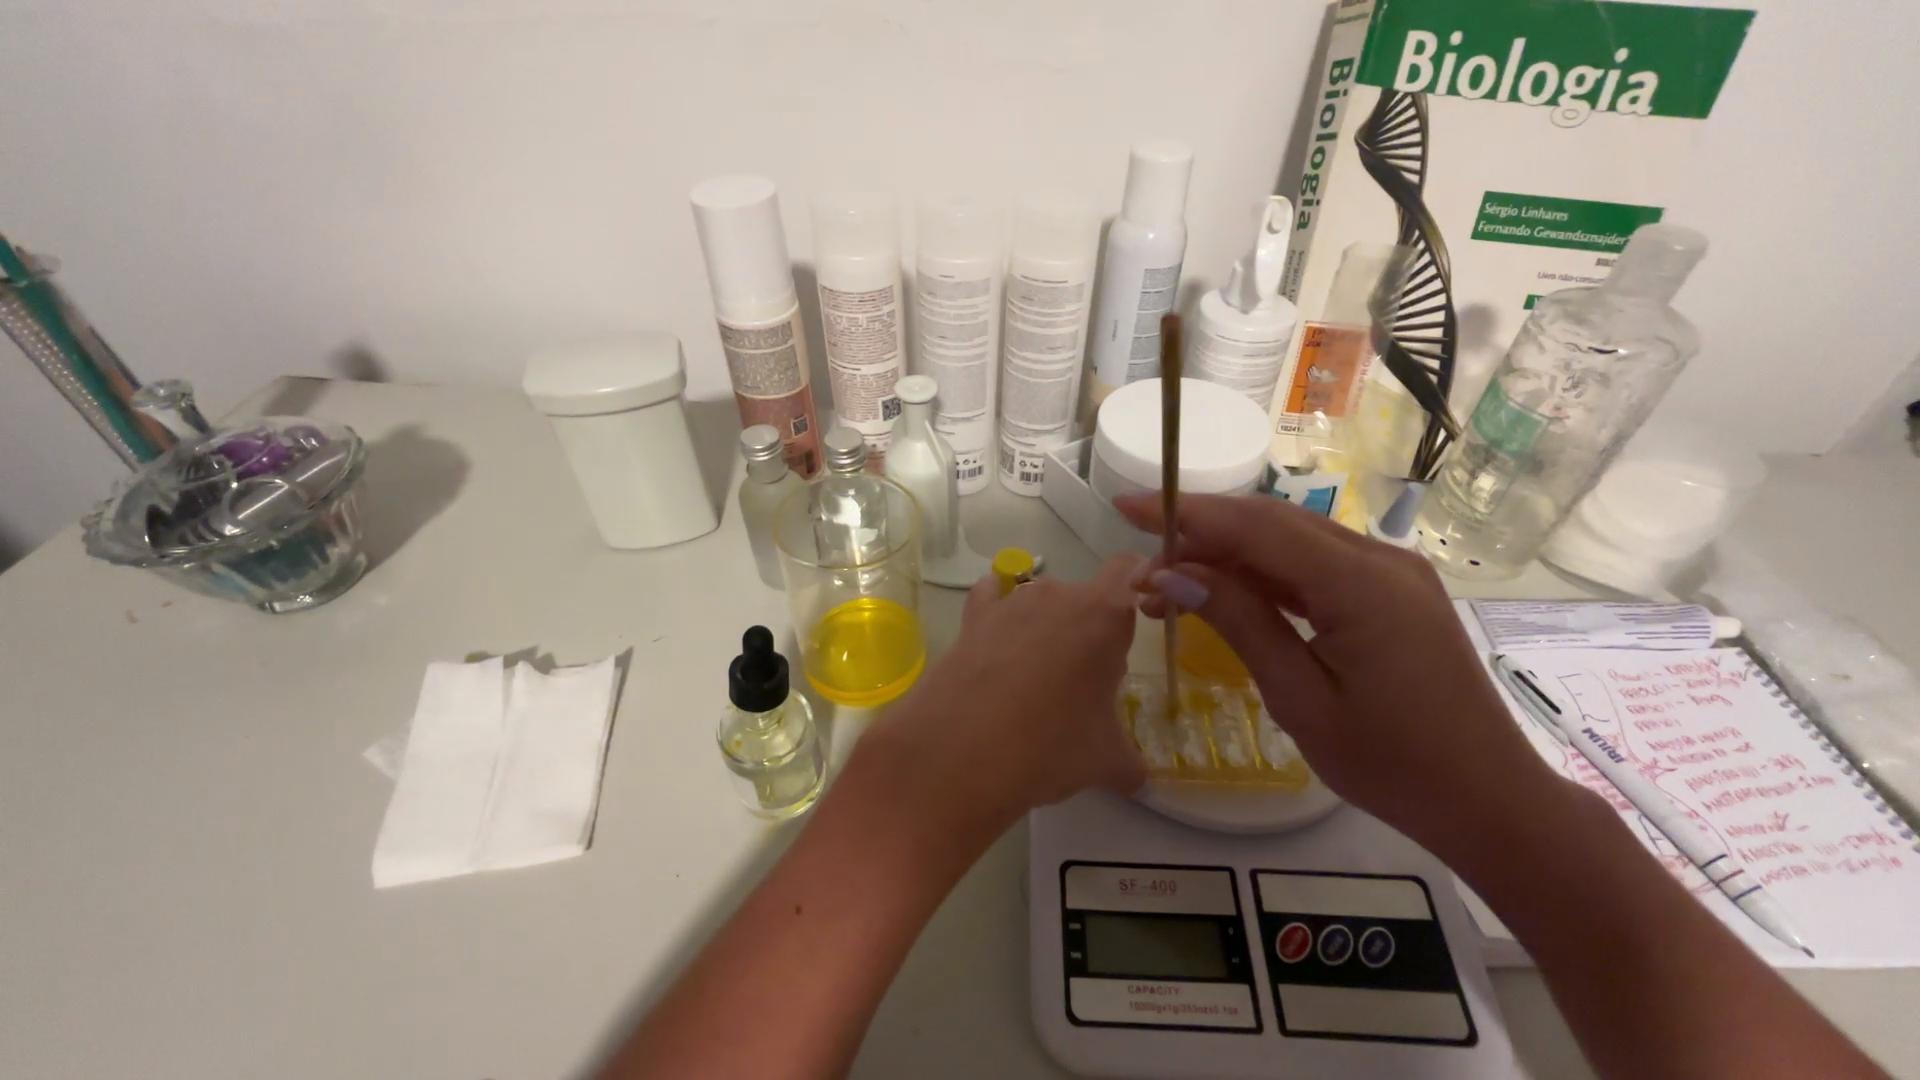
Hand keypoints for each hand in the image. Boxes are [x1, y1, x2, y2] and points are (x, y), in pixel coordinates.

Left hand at [857, 554, 1147, 833]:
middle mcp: (1059, 595)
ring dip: (1044, 630)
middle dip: (1087, 633)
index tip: (1130, 632)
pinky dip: (998, 615)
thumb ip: (1130, 763)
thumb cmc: (1051, 746)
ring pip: (1040, 603)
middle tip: (1082, 684)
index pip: (1130, 572)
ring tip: (1034, 683)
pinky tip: (996, 648)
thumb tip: (1137, 779)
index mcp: (1105, 615)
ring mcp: (1010, 603)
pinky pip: (991, 599)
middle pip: (1084, 599)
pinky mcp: (971, 618)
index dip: (1134, 594)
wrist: (961, 753)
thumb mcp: (1105, 761)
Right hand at [1115, 493, 1564, 856]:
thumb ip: (1240, 622)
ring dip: (1231, 553)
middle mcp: (1381, 558)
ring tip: (1173, 582)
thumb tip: (1173, 574)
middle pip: (1274, 523)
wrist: (1489, 800)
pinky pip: (1318, 564)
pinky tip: (1229, 591)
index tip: (1127, 507)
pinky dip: (1267, 572)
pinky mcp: (1394, 590)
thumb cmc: (1392, 764)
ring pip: (1294, 540)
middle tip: (1144, 563)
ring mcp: (1393, 571)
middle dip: (1202, 532)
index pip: (1256, 526)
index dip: (1187, 512)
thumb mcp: (1300, 698)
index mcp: (1361, 583)